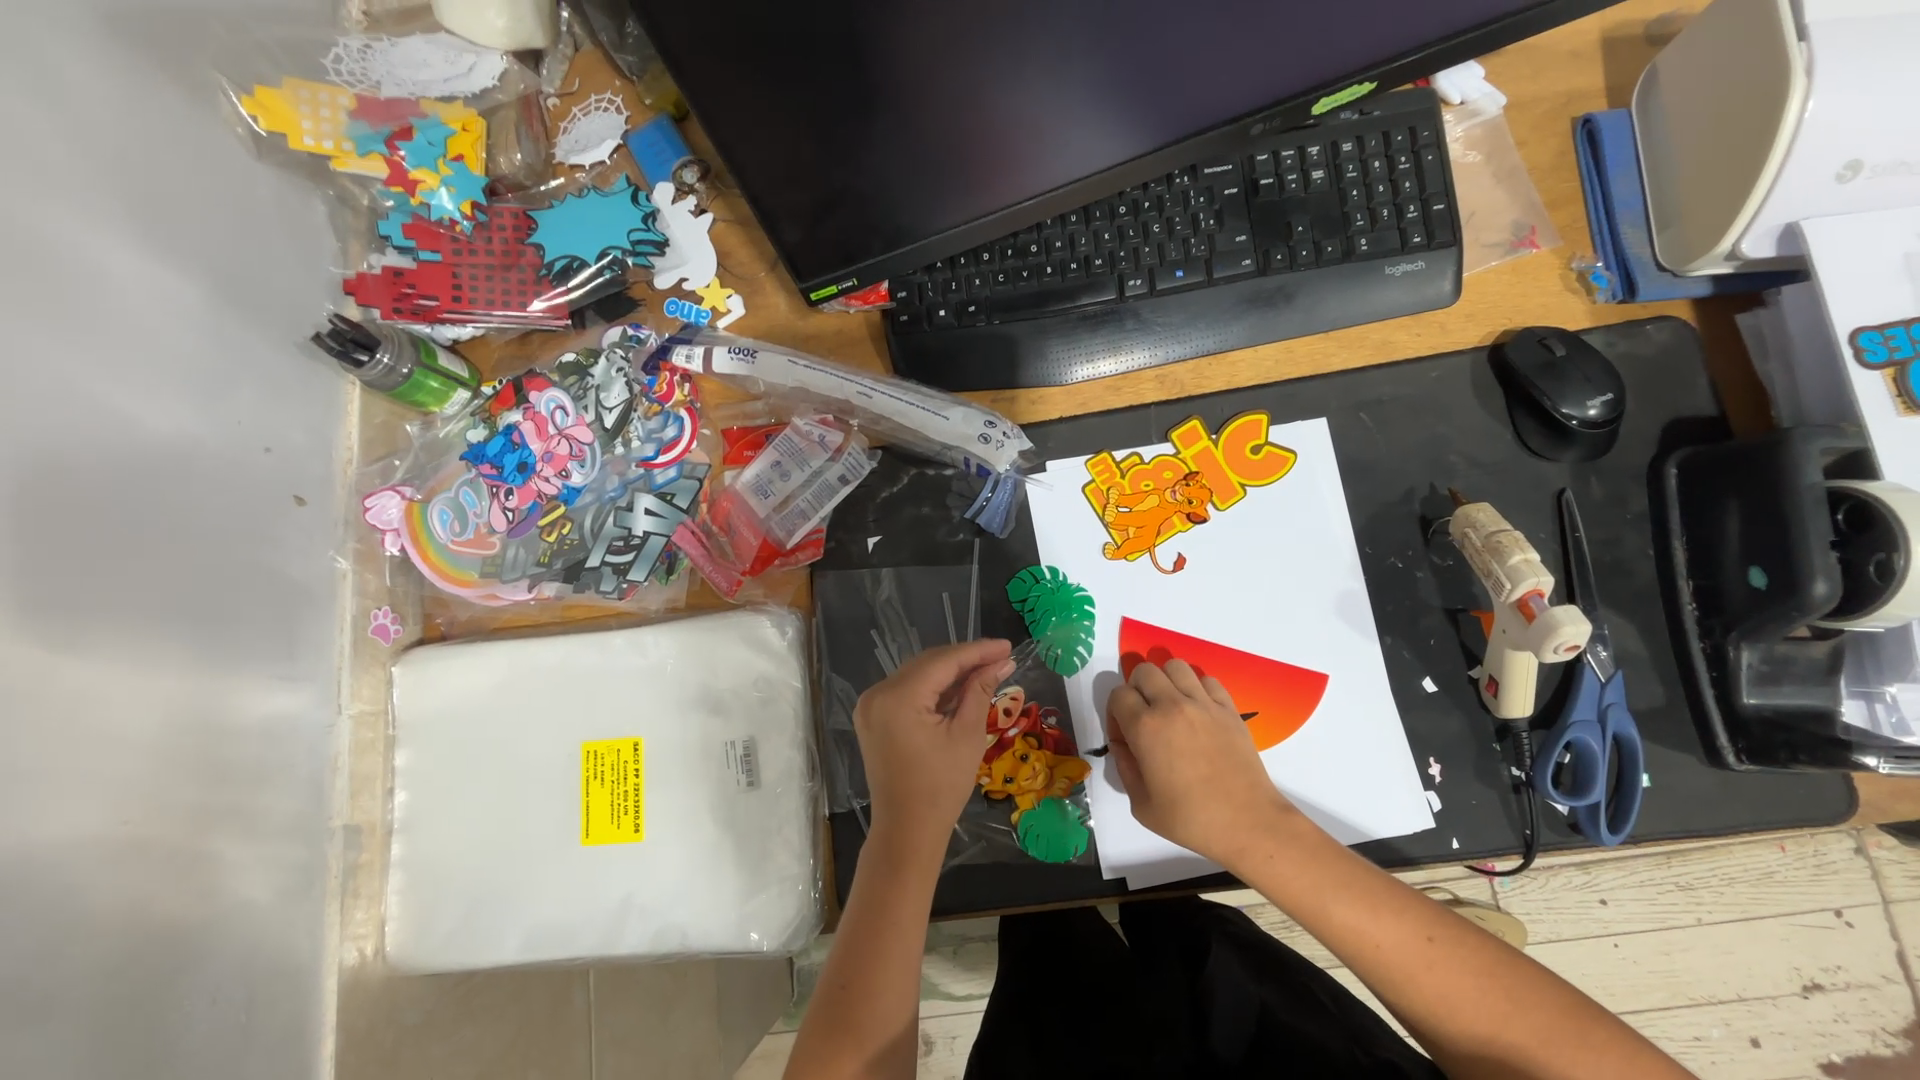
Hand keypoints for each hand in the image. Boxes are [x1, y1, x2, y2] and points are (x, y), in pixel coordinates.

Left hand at [854, 639, 1014, 848]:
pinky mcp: (873, 718)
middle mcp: (877, 694)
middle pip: (927, 664)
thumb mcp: (967, 736)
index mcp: (897, 697)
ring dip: (950, 673)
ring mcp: (871, 706)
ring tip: (988, 670)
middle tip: (1002, 657)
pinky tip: (960, 688)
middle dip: (965, 660)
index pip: (943, 661)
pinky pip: (907, 692)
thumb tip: (1000, 662)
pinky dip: (933, 689)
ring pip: (917, 676)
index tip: (1007, 646)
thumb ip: (980, 691)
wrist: (907, 830)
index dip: (977, 651)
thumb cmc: (941, 787)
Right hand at [1105, 659, 1301, 866]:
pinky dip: (1197, 688)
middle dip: (1137, 689)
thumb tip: (1122, 743)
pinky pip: (1208, 679)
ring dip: (1167, 681)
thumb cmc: (1189, 819)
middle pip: (1144, 671)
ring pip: (1176, 666)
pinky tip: (1198, 711)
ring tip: (1170, 706)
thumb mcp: (1141, 803)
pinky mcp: (1229, 709)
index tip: (1125, 735)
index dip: (1115, 713)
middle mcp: (1172, 705)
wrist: (1246, 821)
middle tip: (1144, 716)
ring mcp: (1204, 704)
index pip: (1118, 694)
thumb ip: (1124, 766)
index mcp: (1145, 727)